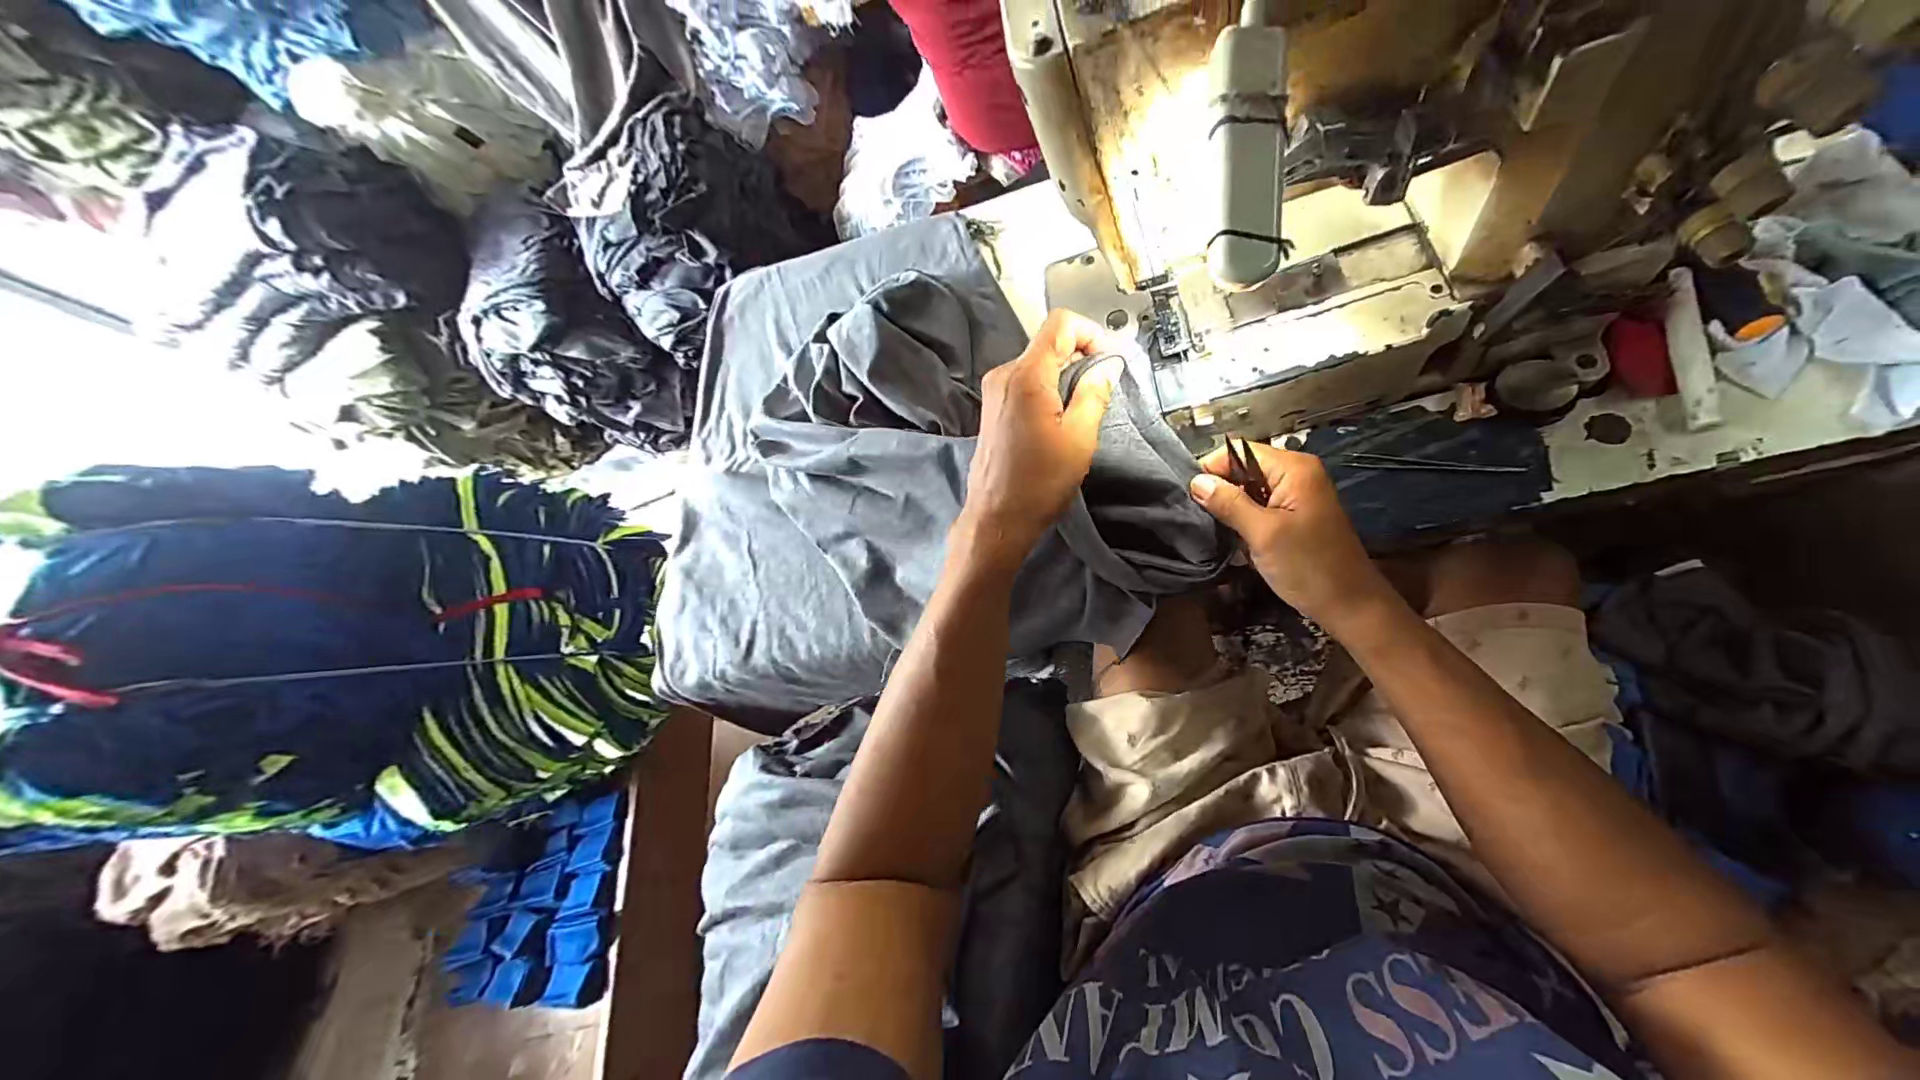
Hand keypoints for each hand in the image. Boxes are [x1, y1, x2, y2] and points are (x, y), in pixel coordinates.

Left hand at [959, 310, 1125, 568]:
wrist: (997, 518)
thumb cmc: (1038, 483)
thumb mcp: (1080, 437)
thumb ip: (1095, 392)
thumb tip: (1107, 365)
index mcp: (1026, 376)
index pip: (1061, 324)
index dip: (1092, 333)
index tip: (1110, 359)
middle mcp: (1004, 376)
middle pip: (1049, 343)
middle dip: (1082, 356)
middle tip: (1105, 385)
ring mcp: (995, 392)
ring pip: (1038, 364)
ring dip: (1065, 376)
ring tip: (1084, 408)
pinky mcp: (993, 409)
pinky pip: (1026, 383)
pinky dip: (1048, 390)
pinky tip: (1061, 419)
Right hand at [1189, 442, 1399, 630]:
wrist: (1349, 605)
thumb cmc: (1308, 566)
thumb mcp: (1263, 533)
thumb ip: (1229, 503)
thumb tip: (1196, 481)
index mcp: (1293, 469)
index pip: (1238, 451)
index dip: (1212, 469)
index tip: (1191, 497)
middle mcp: (1296, 474)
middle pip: (1242, 469)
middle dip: (1220, 490)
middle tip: (1200, 517)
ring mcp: (1296, 495)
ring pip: (1247, 490)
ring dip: (1230, 508)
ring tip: (1216, 529)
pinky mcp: (1293, 515)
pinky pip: (1258, 507)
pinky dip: (1243, 520)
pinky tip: (1235, 538)